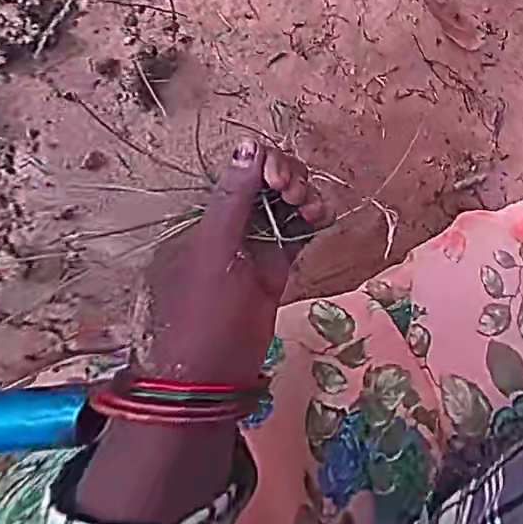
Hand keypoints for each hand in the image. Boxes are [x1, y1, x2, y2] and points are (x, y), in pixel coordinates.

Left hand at [136, 140, 327, 384]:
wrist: (209, 378)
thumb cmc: (201, 312)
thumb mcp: (214, 250)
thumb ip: (234, 198)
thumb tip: (249, 145)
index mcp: (209, 211)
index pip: (243, 168)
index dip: (266, 163)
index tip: (278, 178)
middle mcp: (234, 220)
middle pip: (270, 180)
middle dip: (289, 177)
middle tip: (295, 195)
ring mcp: (257, 241)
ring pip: (289, 202)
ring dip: (305, 195)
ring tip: (310, 210)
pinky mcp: (278, 262)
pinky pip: (299, 228)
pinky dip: (313, 218)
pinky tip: (320, 218)